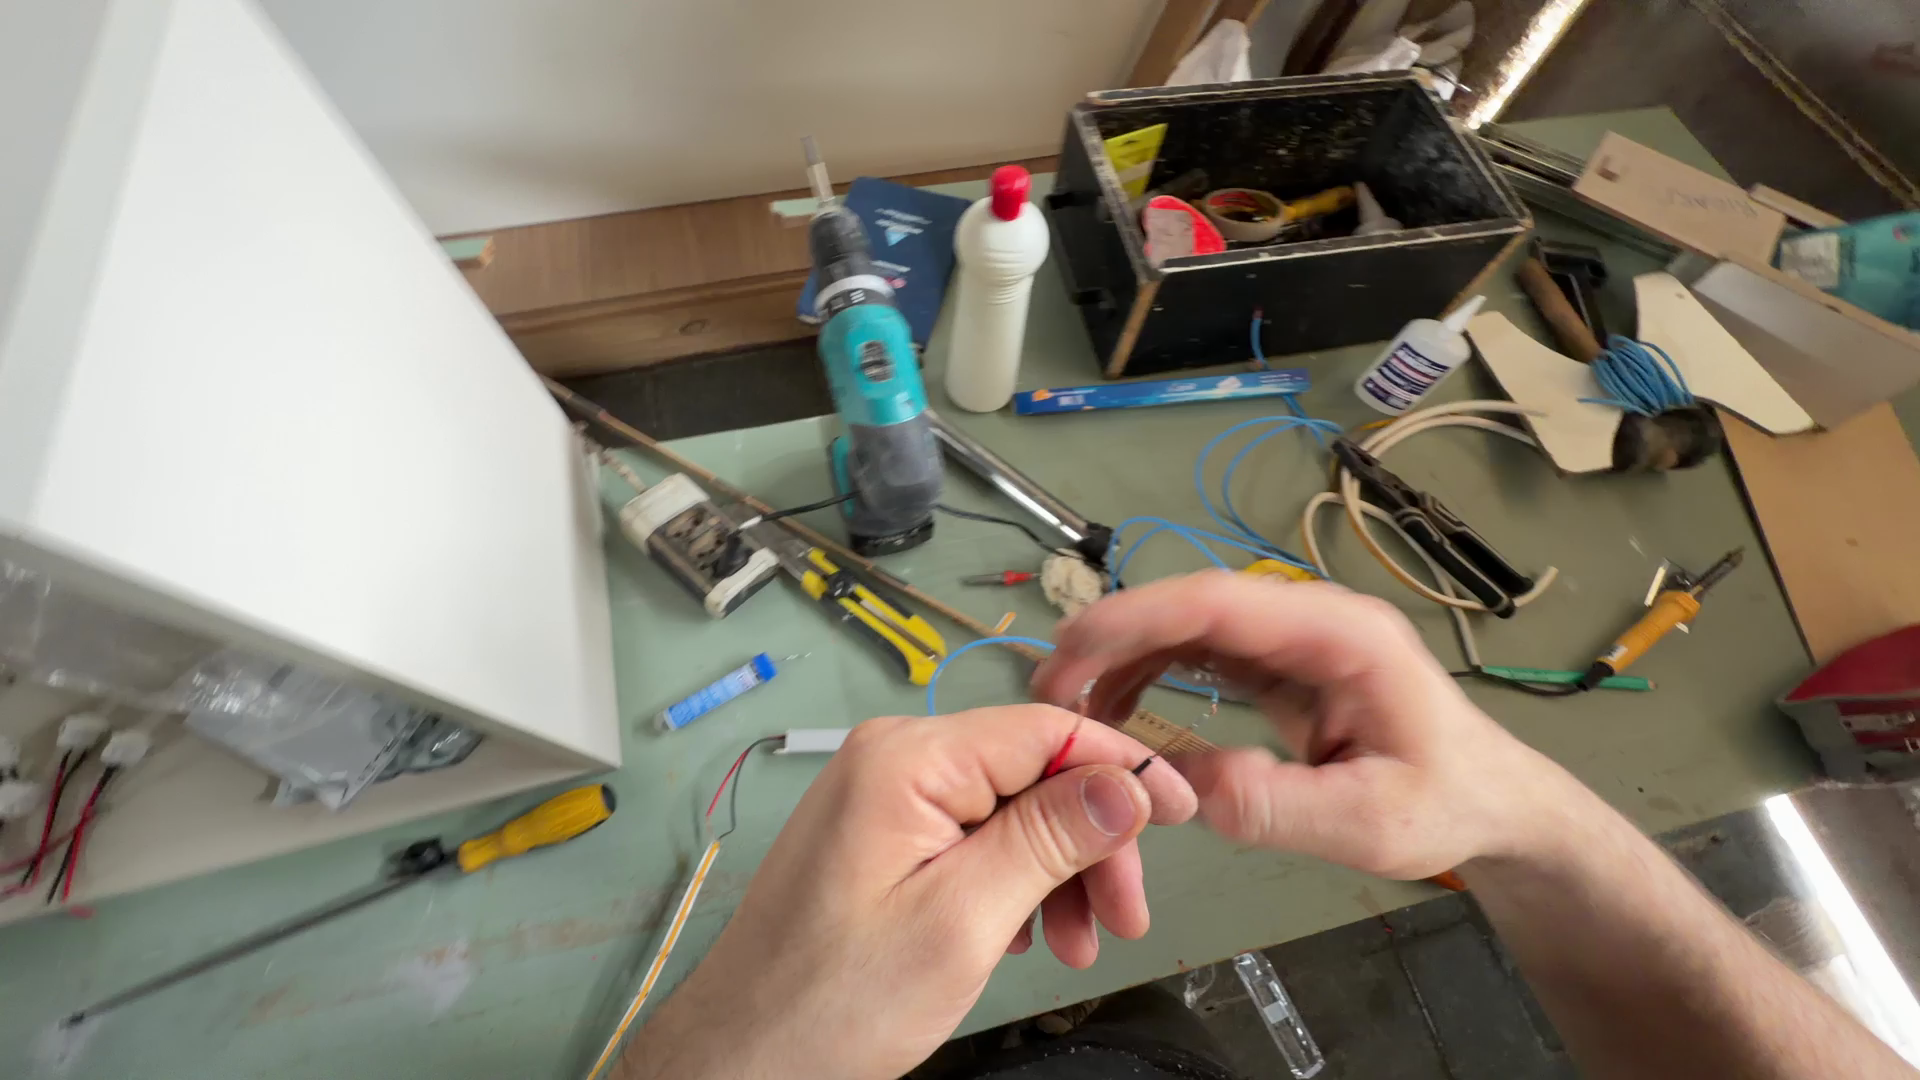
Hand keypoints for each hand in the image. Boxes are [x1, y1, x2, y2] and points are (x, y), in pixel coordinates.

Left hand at [622, 706, 1196, 1079]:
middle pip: (1030, 771)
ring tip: (1075, 945)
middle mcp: (898, 752)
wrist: (740, 1060)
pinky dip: (1012, 879)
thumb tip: (1128, 784)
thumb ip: (1049, 840)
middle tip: (1125, 920)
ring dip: (1055, 869)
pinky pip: (973, 833)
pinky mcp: (886, 826)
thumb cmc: (841, 998)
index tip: (1179, 813)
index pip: (1044, 728)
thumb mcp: (962, 922)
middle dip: (1087, 840)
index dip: (1120, 764)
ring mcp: (889, 789)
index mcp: (909, 754)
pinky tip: (1024, 933)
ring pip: (1008, 807)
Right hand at [1030, 571, 1580, 879]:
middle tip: (1047, 684)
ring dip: (1118, 652)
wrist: (1488, 799)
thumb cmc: (1446, 804)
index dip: (1132, 617)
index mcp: (1339, 633)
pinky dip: (1142, 669)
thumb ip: (1281, 806)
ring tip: (1068, 699)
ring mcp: (1284, 631)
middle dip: (1110, 634)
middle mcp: (1303, 615)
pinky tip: (1112, 703)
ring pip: (1180, 621)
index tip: (1067, 653)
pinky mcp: (1269, 655)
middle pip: (1186, 603)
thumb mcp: (1373, 825)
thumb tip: (1179, 783)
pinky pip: (1190, 648)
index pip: (1216, 602)